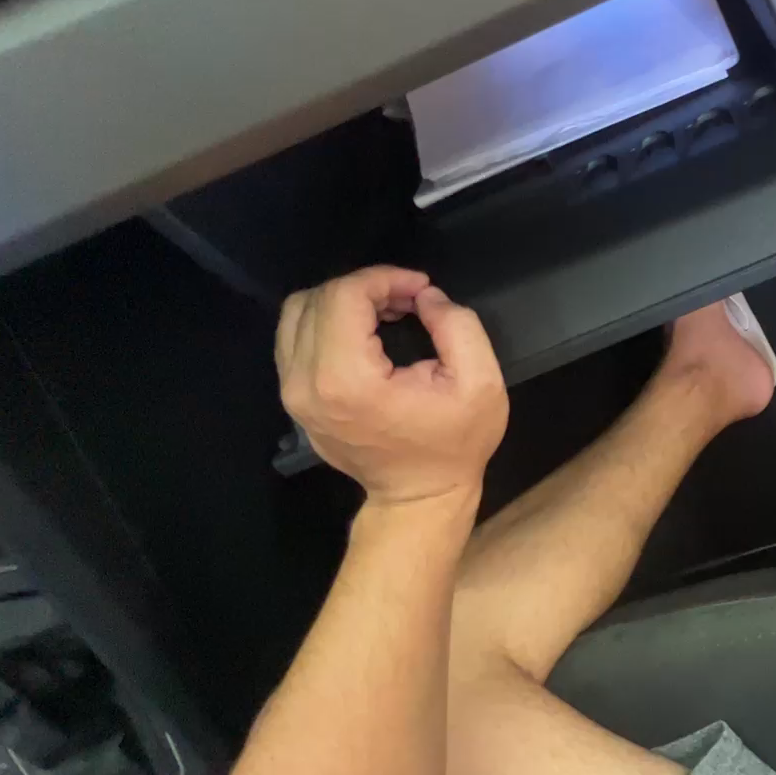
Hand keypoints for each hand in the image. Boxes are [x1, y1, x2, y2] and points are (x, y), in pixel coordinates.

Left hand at [276, 267, 507, 509]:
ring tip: (388, 311)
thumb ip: (459, 328)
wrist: (420, 495)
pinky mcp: (294, 398)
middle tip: (410, 298)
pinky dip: (330, 321)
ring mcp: (293, 393)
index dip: (385, 278)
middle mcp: (306, 383)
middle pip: (315, 299)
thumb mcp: (482, 383)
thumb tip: (427, 298)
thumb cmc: (456, 443)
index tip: (423, 287)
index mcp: (349, 379)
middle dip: (366, 286)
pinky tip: (369, 332)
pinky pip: (296, 338)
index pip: (344, 297)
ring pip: (297, 314)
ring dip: (345, 301)